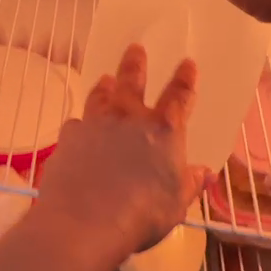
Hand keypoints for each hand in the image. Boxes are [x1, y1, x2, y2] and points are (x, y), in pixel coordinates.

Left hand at [33, 45, 210, 262]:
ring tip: (106, 79)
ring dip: (105, 86)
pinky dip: (82, 125)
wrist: (83, 222)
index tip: (187, 64)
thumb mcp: (176, 204)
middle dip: (136, 64)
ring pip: (100, 96)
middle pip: (132, 81)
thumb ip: (188, 184)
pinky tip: (80, 130)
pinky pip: (76, 125)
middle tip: (135, 48)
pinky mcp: (68, 139)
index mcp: (162, 130)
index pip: (179, 96)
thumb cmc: (141, 216)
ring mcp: (94, 125)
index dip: (185, 79)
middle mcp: (128, 118)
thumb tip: (203, 172)